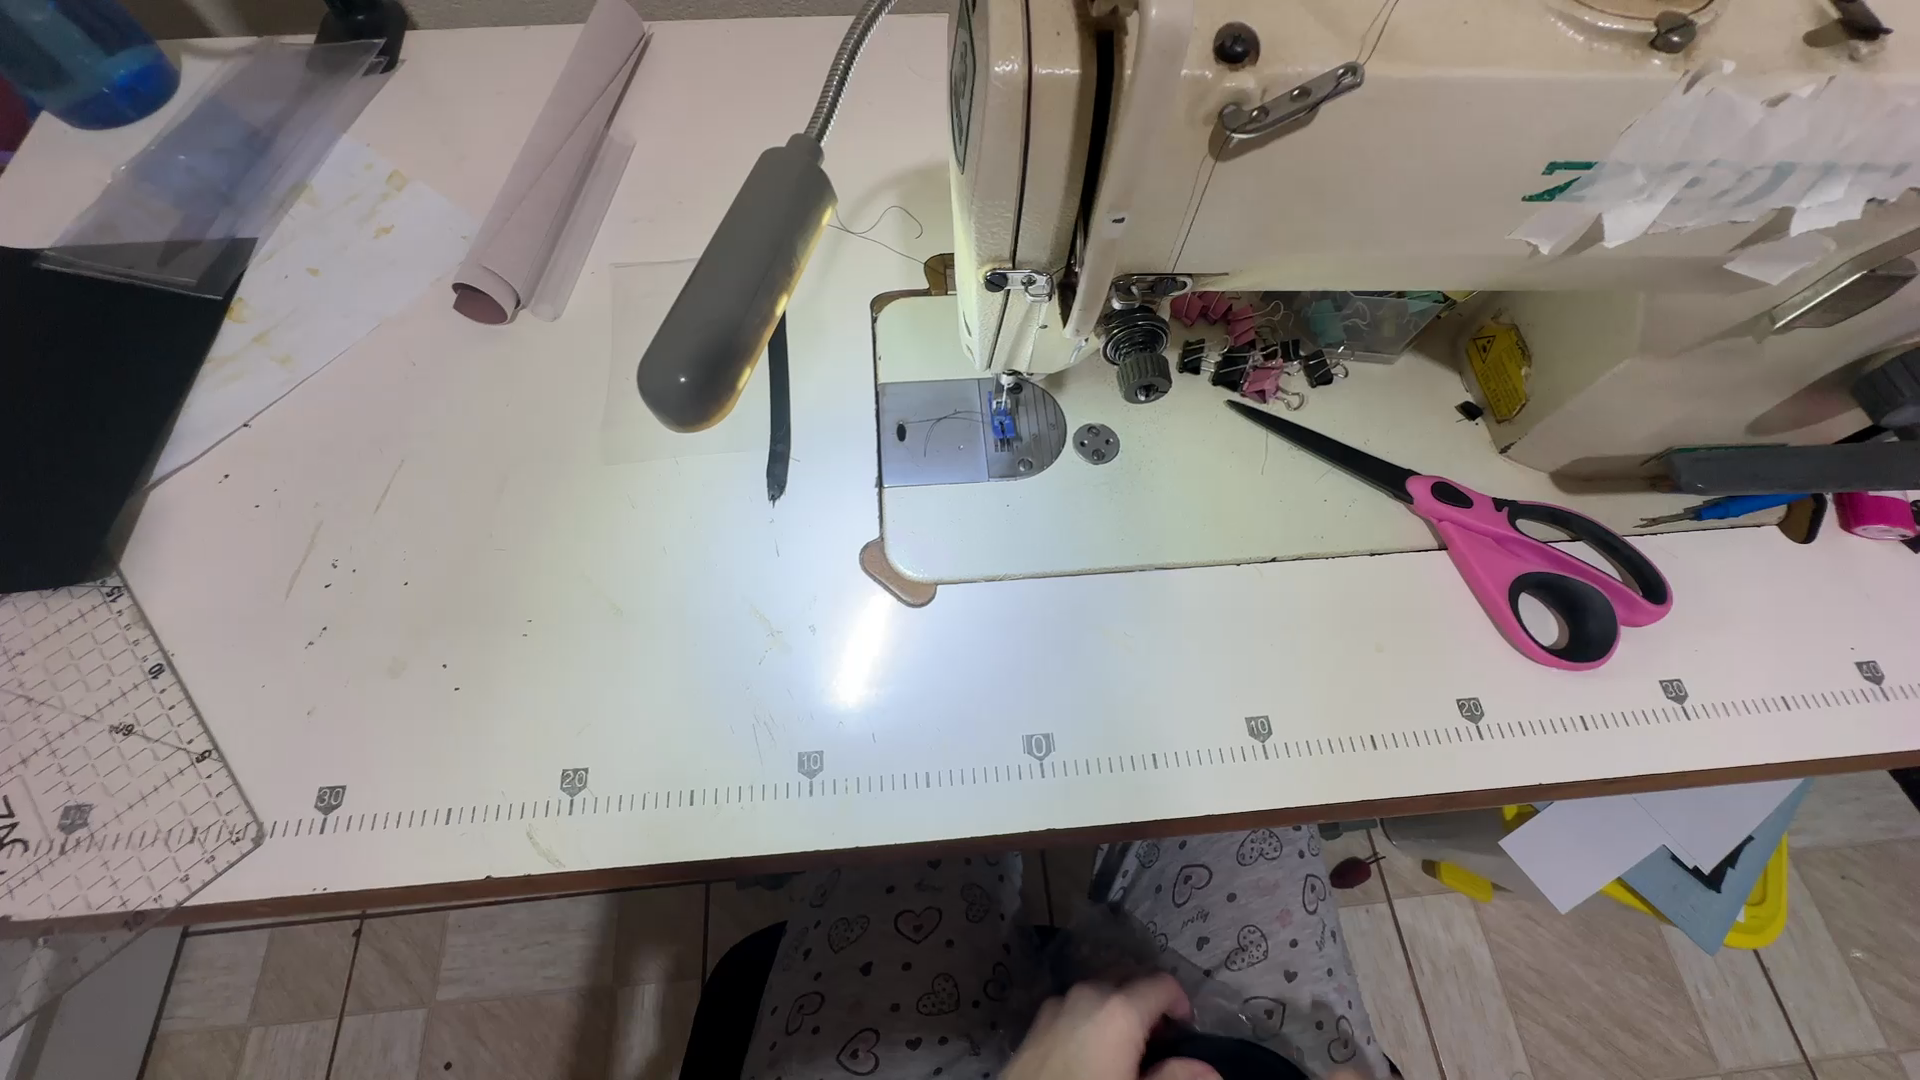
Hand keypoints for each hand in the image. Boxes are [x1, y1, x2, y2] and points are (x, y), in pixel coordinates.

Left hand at [1002, 974, 1217, 1079]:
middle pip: (1129, 981)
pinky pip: (1076, 1006)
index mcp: (1119, 1007)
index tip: (1189, 1032)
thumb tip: (1211, 1070)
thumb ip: (1176, 1079)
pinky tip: (1093, 1052)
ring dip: (1120, 1010)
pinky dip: (1093, 1017)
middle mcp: (1088, 992)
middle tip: (1162, 1044)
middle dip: (1149, 1005)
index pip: (1162, 984)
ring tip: (1129, 1050)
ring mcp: (1058, 1002)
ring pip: (1101, 992)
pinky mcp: (1038, 1020)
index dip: (1181, 1004)